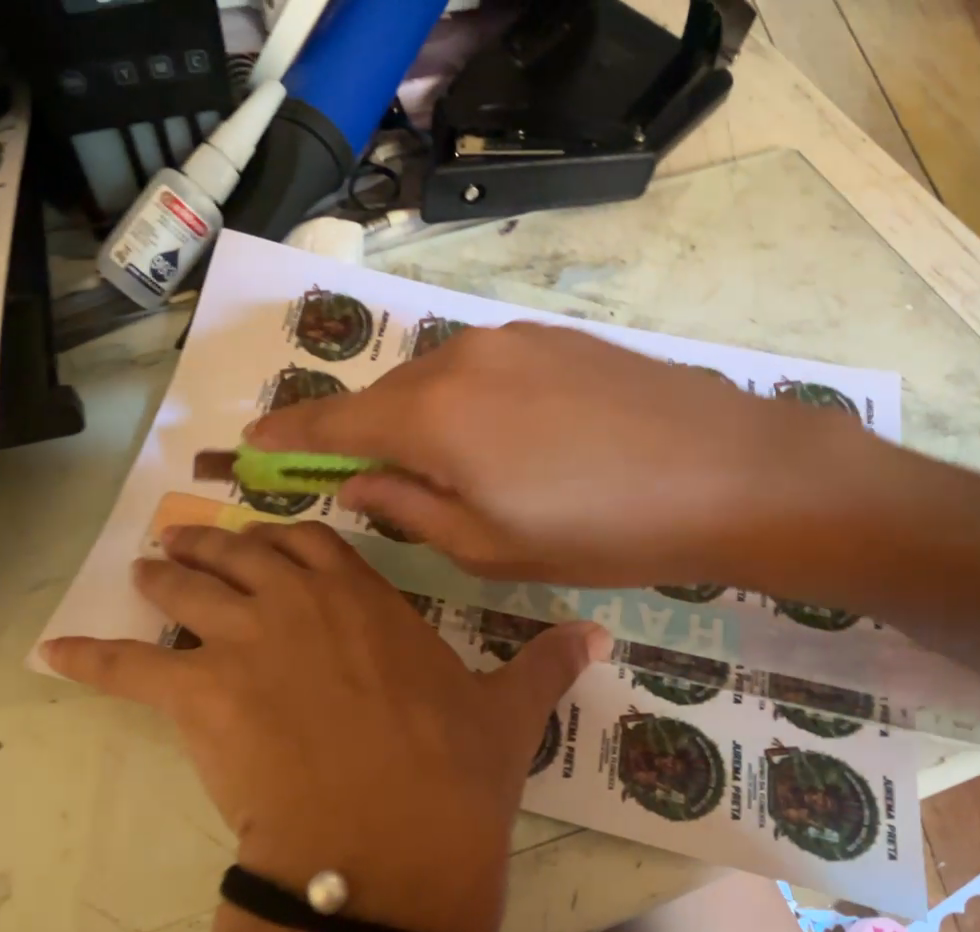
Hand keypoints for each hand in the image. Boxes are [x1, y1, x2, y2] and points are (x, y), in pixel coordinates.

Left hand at [40, 521, 606, 931]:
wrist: (392, 837)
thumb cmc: (451, 771)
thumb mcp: (506, 712)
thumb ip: (546, 663)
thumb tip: (598, 635)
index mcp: (362, 598)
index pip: (313, 544)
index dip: (284, 538)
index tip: (265, 537)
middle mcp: (296, 603)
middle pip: (240, 555)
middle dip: (211, 544)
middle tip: (185, 541)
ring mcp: (241, 642)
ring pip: (185, 590)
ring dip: (161, 576)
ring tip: (145, 568)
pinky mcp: (196, 695)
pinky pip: (127, 669)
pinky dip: (88, 659)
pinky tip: (50, 653)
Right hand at [246, 322, 887, 589]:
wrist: (730, 472)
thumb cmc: (600, 530)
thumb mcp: (487, 547)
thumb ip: (405, 507)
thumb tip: (356, 482)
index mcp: (430, 416)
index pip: (331, 422)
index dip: (285, 435)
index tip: (249, 443)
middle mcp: (456, 359)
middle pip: (381, 400)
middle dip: (362, 439)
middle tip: (365, 483)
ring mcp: (509, 338)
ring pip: (433, 383)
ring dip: (421, 424)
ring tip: (455, 476)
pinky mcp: (552, 336)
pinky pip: (480, 370)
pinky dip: (467, 404)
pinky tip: (509, 444)